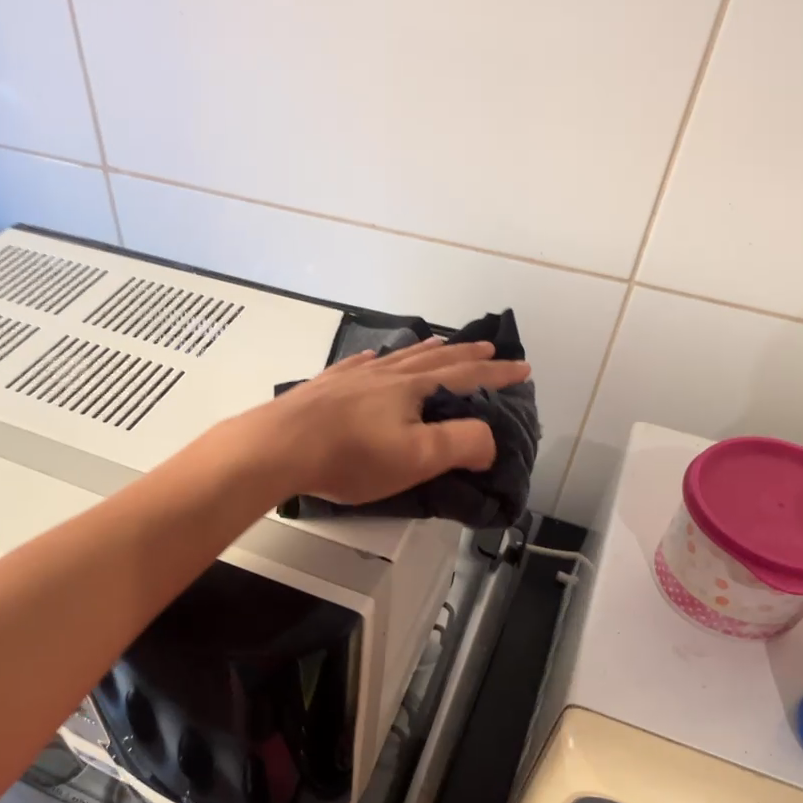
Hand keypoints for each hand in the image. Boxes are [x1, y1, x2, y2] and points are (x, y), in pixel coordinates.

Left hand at [226, 338, 530, 504]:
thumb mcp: (416, 458)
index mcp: (412, 388)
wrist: (279, 446)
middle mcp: (385, 374)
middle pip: (433, 359)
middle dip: (466, 356)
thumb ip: (461, 444)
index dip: (496, 374)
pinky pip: (359, 364)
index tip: (523, 368)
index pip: (465, 376)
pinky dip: (375, 359)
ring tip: (439, 345)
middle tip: (489, 348)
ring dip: (425, 351)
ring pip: (397, 356)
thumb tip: (490, 438)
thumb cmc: (350, 456)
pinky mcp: (324, 387)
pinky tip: (372, 359)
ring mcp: (351, 377)